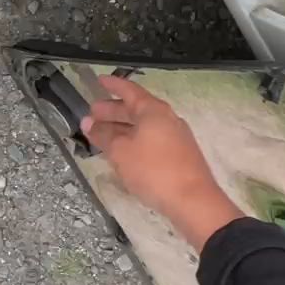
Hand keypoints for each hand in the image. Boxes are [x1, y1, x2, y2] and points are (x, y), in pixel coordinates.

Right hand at [80, 75, 244, 247]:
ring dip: (123, 129)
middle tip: (93, 114)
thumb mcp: (121, 152)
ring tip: (104, 136)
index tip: (99, 81)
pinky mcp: (180, 157)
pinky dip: (135, 142)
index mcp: (153, 110)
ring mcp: (176, 138)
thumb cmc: (154, 170)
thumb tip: (89, 123)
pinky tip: (125, 154)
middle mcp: (166, 118)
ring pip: (144, 127)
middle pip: (136, 109)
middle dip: (113, 111)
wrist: (195, 204)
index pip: (129, 90)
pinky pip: (152, 141)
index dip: (113, 85)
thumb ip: (103, 136)